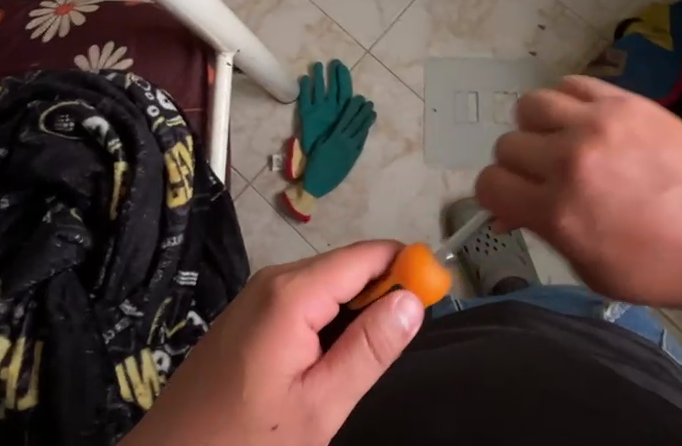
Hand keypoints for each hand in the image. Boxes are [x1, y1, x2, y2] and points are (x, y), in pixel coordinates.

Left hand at [123, 242, 423, 445]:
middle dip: (380, 297)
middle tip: (389, 352)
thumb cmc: (245, 443)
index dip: (406, 268)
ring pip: (327, 286)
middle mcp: (275, 278)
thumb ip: (369, 350)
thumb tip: (414, 298)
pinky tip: (321, 368)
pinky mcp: (248, 314)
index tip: (436, 297)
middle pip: (348, 268)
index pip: (367, 255)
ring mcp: (257, 294)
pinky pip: (303, 301)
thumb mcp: (318, 408)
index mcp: (293, 292)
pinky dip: (326, 323)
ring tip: (353, 369)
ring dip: (353, 315)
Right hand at [476, 75, 681, 317]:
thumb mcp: (597, 272)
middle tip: (545, 178)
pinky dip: (569, 102)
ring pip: (530, 106)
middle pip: (507, 145)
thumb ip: (547, 235)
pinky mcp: (624, 100)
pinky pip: (570, 83)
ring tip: (562, 144)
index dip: (497, 196)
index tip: (513, 200)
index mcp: (560, 213)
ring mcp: (597, 124)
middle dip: (520, 166)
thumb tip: (511, 211)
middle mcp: (570, 161)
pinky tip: (586, 123)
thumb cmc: (672, 268)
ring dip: (538, 128)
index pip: (490, 185)